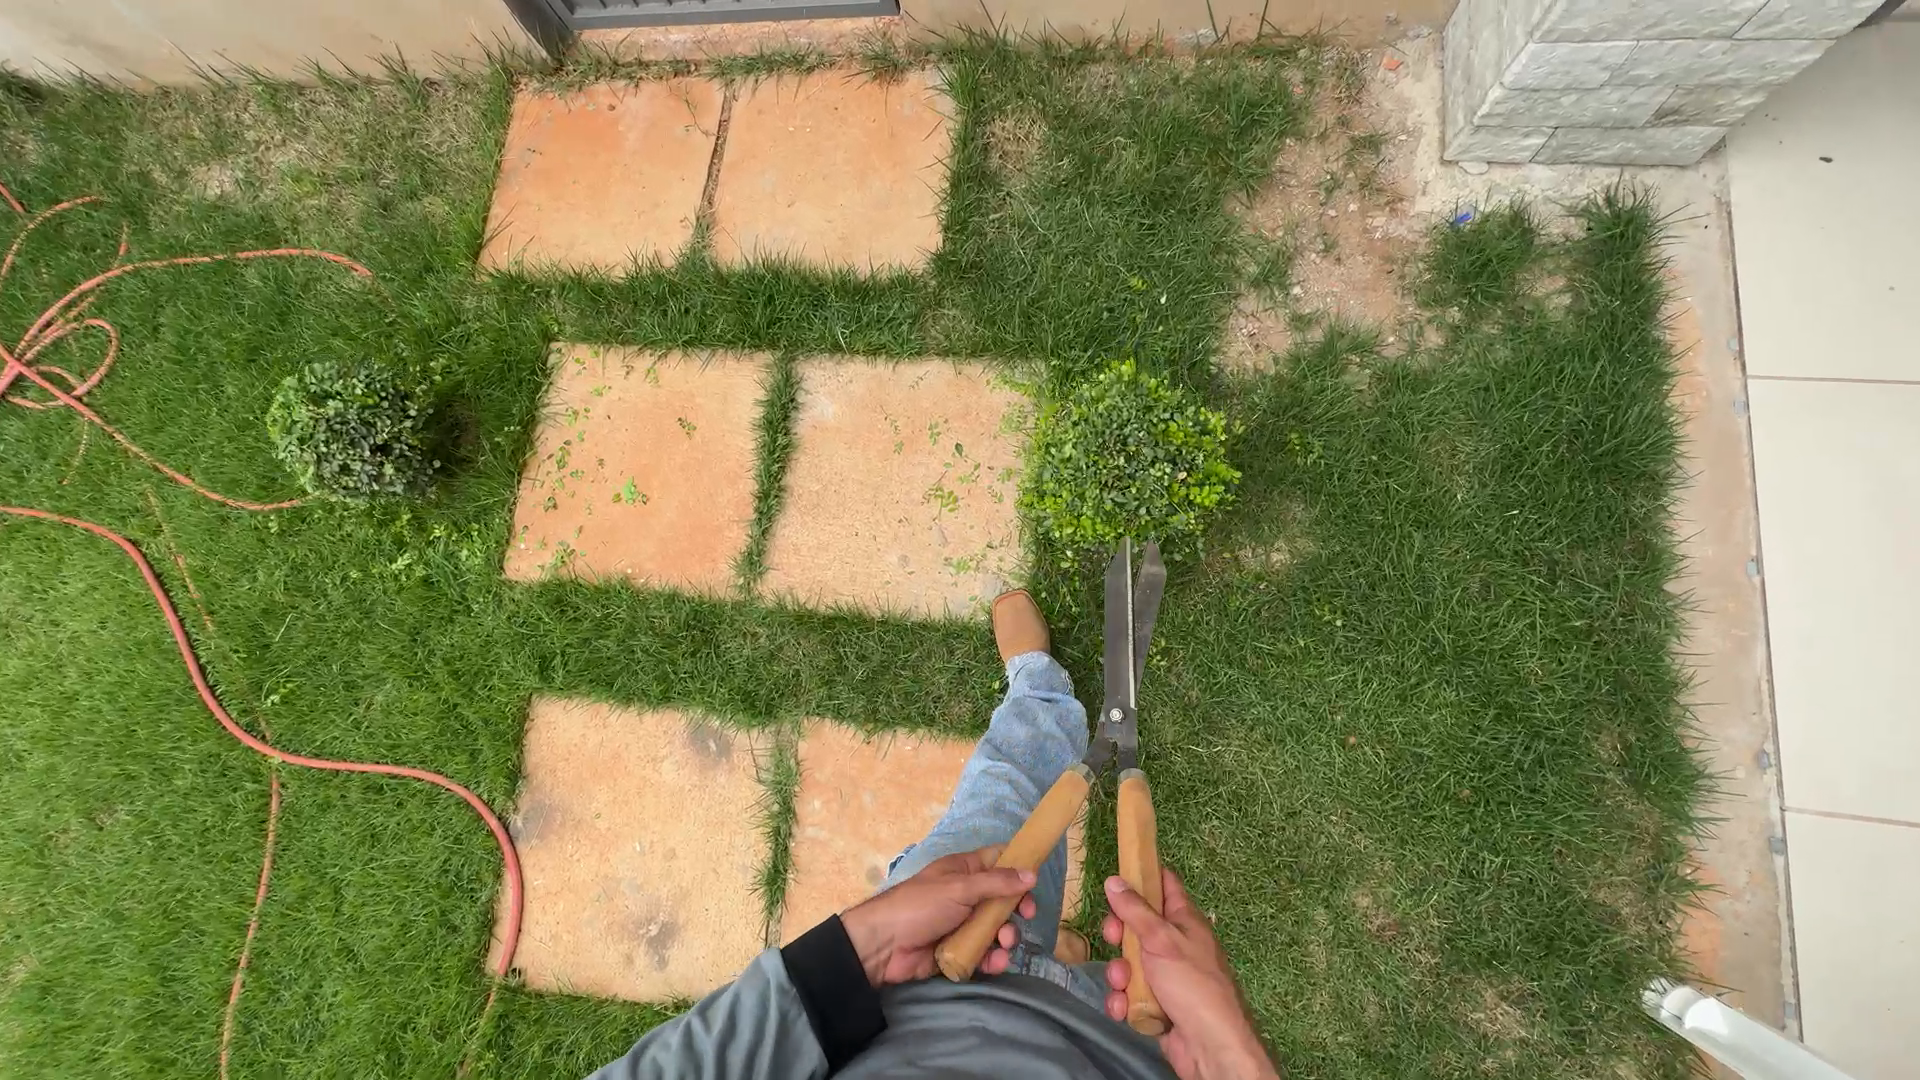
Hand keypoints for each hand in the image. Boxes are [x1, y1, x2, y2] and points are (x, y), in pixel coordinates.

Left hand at [840, 847, 1036, 986]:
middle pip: (1002, 898)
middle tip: (1025, 917)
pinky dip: (992, 958)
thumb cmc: (921, 906)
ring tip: (1003, 945)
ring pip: (996, 927)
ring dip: (1005, 936)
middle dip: (1015, 909)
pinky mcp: (958, 949)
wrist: (884, 946)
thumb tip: (1031, 873)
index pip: (997, 861)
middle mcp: (966, 894)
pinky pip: (984, 952)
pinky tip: (995, 963)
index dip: (1017, 869)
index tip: (1033, 883)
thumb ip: (996, 882)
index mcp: (964, 870)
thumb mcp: (960, 888)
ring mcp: (962, 923)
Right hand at [1103, 871, 1278, 1079]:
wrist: (1211, 1048)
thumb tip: (1113, 880)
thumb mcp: (1161, 939)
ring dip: (1120, 973)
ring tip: (1122, 984)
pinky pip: (1132, 993)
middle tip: (1112, 937)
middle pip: (1138, 924)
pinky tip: (1123, 1008)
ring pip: (1131, 961)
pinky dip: (1124, 1000)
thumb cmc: (1192, 982)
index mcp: (1183, 920)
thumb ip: (1135, 909)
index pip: (1164, 884)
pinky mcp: (1158, 1003)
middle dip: (1119, 933)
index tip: (1118, 874)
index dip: (1143, 875)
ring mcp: (1166, 975)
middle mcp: (1175, 943)